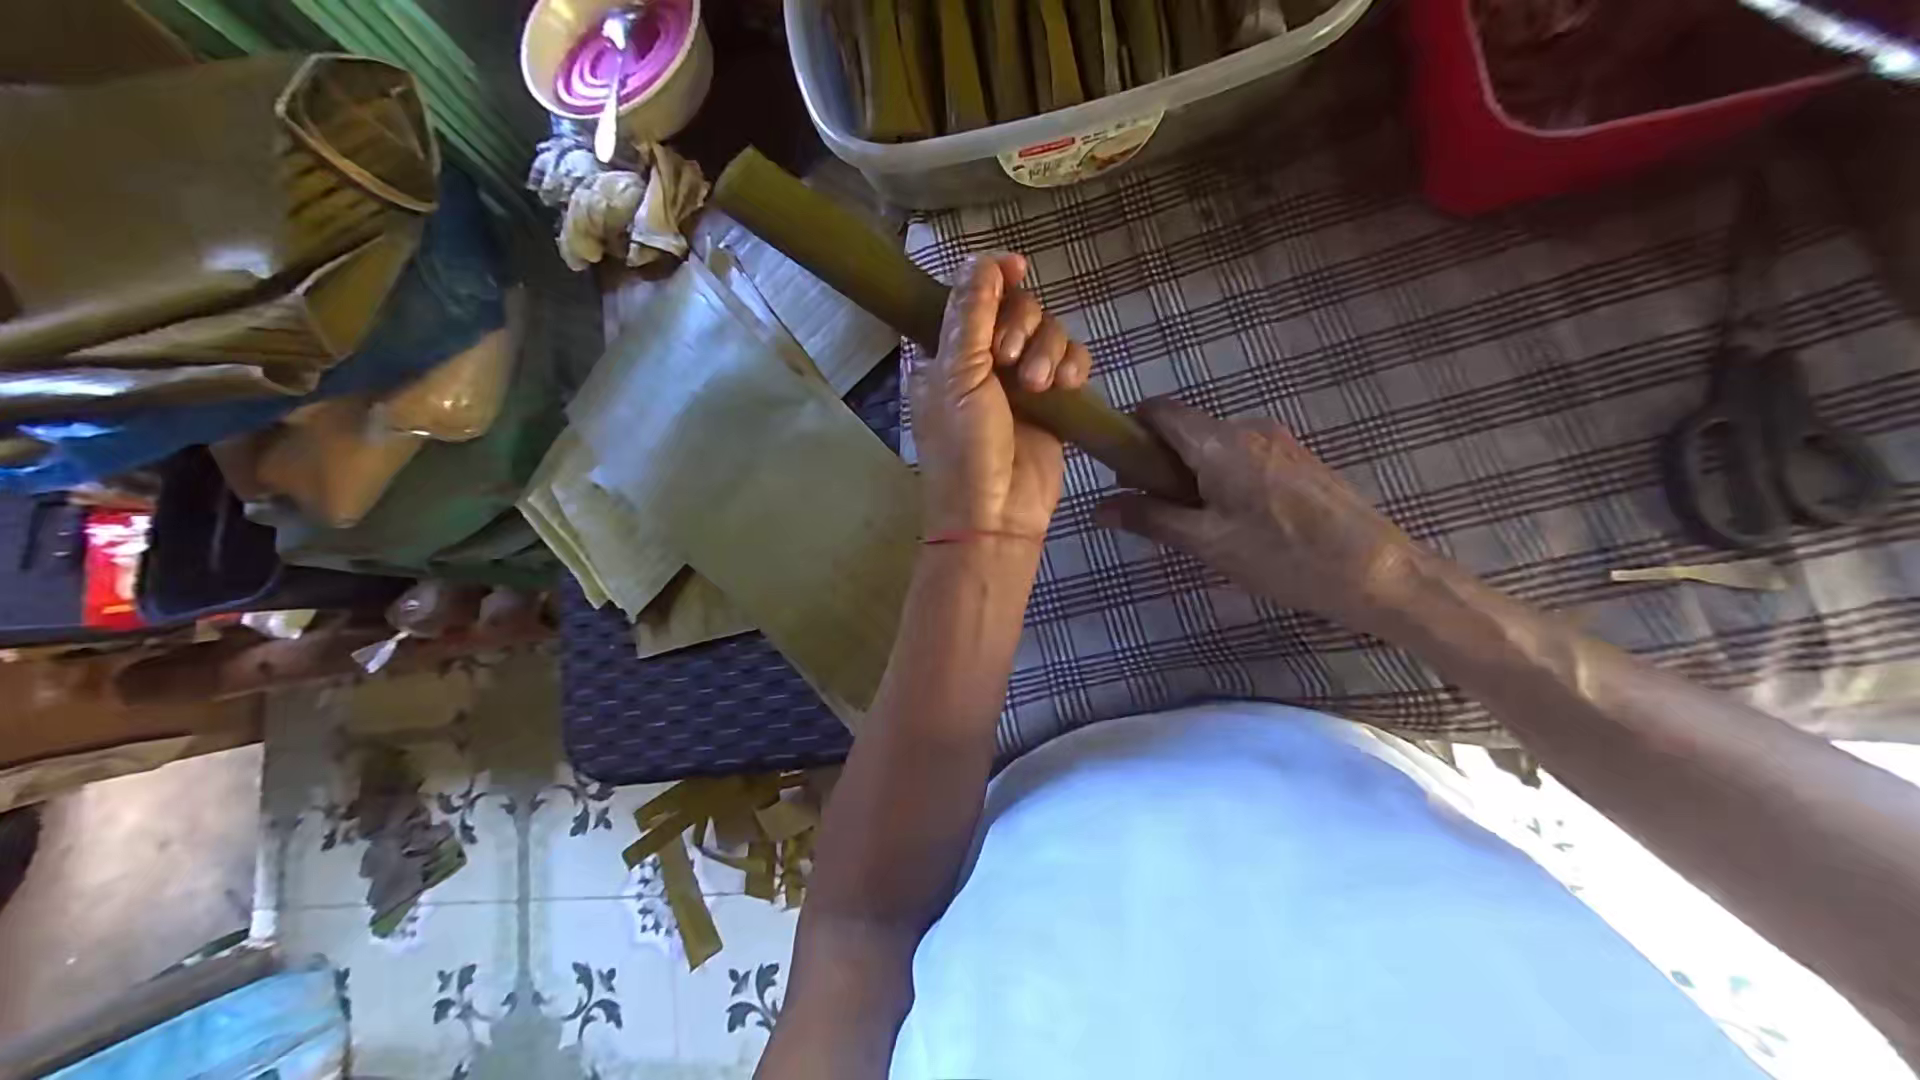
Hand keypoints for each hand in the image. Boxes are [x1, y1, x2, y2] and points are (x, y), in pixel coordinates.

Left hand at [909, 253, 1091, 537]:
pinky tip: (1068, 385)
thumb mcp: (957, 377)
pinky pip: (1072, 360)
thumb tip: (982, 260)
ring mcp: (1021, 381)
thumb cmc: (965, 448)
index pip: (974, 296)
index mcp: (948, 352)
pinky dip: (1073, 365)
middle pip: (1018, 307)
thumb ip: (970, 315)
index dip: (994, 278)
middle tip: (1010, 360)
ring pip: (1049, 331)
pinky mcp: (1053, 400)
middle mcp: (984, 361)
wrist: (996, 513)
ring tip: (1039, 386)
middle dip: (1022, 325)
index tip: (1016, 269)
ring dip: (1049, 349)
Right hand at [1094, 399, 1426, 628]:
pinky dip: (1221, 478)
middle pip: (1185, 429)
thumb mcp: (1206, 543)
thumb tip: (1099, 508)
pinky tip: (1236, 522)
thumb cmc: (1282, 556)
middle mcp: (1248, 428)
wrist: (1378, 572)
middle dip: (1159, 462)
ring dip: (1191, 474)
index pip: (1158, 410)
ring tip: (1199, 525)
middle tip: (1157, 511)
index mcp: (1219, 442)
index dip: (1129, 431)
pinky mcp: (1298, 459)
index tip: (1120, 471)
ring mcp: (1278, 441)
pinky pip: (1242, 456)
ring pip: (1213, 445)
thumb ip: (1149, 519)